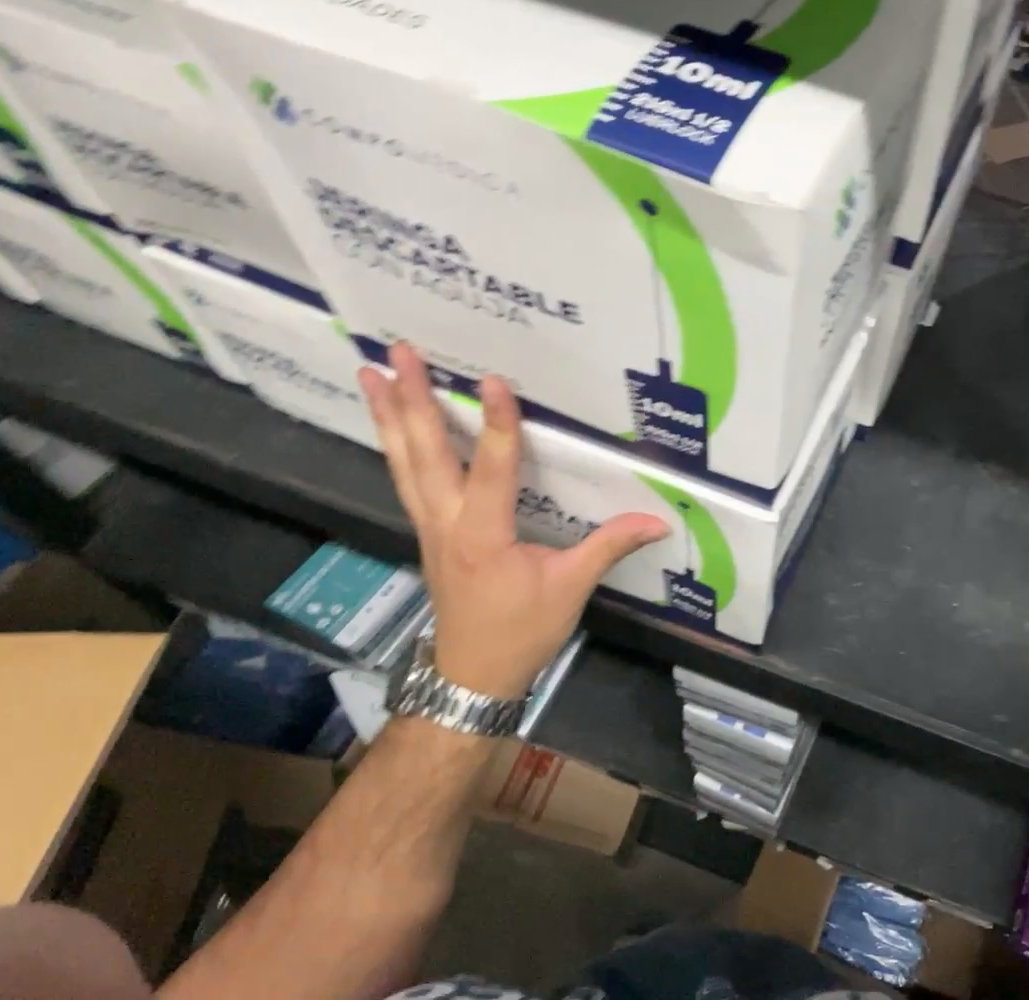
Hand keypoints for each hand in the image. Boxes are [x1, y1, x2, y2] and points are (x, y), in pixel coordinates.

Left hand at [359, 343, 670, 698]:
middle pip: (423, 454)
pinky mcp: (428, 533)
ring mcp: (429, 527)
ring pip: (402, 464)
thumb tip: (658, 520)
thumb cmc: (521, 631)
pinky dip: (394, 445)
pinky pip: (405, 479)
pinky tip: (390, 426)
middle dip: (410, 401)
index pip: (492, 469)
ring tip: (370, 372)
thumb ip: (608, 546)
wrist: (471, 676)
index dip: (496, 424)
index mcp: (482, 535)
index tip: (491, 379)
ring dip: (386, 416)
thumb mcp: (571, 589)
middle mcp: (446, 523)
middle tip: (395, 352)